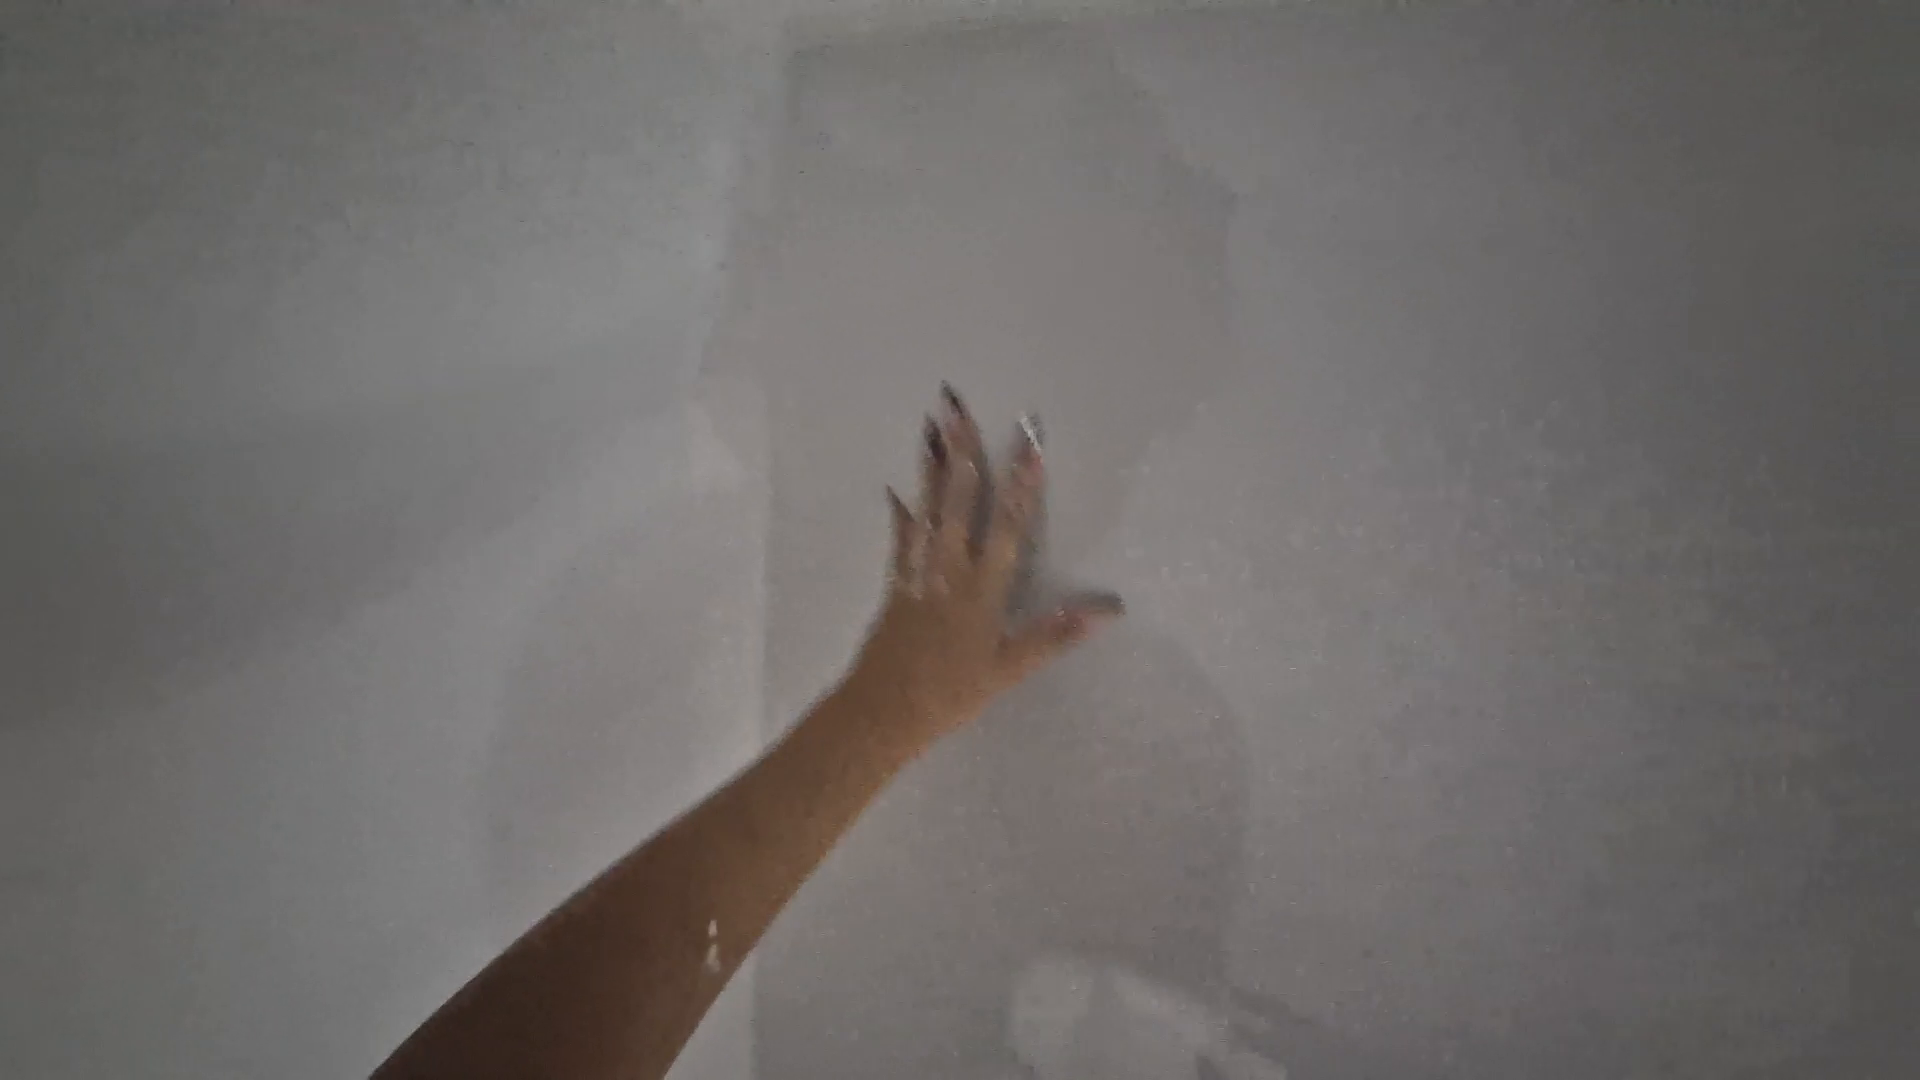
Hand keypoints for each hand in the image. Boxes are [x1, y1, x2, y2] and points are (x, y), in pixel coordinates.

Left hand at [846, 384, 1123, 748]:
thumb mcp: (1008, 669)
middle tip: (957, 407)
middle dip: (962, 453)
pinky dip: (900, 513)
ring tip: (930, 426)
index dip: (1020, 485)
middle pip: (958, 502)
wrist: (884, 710)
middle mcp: (950, 570)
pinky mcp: (896, 583)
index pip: (1007, 527)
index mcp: (982, 589)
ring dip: (930, 467)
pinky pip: (899, 539)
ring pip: (927, 510)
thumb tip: (1108, 611)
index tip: (1028, 444)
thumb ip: (1054, 635)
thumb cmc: (951, 692)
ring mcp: (919, 573)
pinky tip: (896, 487)